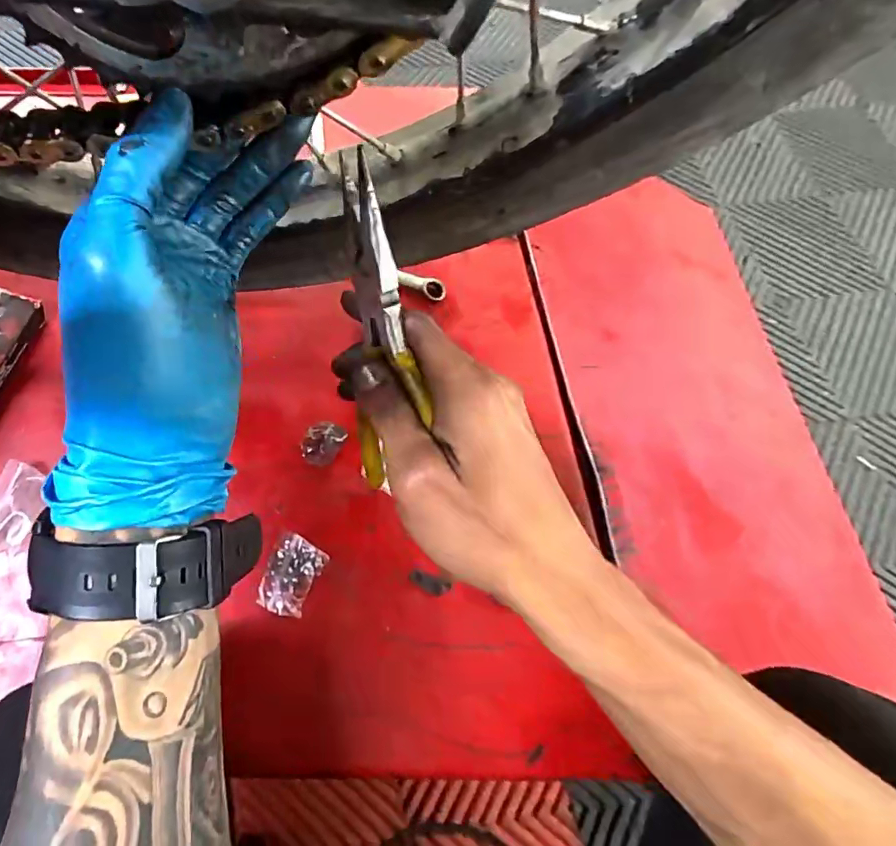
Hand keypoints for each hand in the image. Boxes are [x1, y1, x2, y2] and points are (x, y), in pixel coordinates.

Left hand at [46, 90, 313, 531]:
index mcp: (113, 216)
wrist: (158, 438)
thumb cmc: (129, 351)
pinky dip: (268, 201)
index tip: (231, 77)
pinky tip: (297, 174)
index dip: (191, 114)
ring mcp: (187, 253)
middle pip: (198, 166)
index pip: (153, 148)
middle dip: (239, 132)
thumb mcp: (115, 254)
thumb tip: (169, 107)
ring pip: (228, 193)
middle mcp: (148, 227)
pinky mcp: (219, 277)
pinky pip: (245, 228)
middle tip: (284, 96)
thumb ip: (134, 176)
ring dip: (262, 161)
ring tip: (302, 124)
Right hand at [333, 308, 604, 600]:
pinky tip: (402, 431)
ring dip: (399, 384)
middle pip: (426, 349)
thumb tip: (365, 368)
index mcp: (468, 387)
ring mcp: (502, 406)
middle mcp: (490, 384)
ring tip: (365, 412)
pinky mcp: (505, 427)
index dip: (376, 320)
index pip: (417, 328)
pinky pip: (454, 397)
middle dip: (380, 359)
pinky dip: (421, 402)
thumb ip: (388, 414)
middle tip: (344, 387)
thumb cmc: (477, 528)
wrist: (553, 576)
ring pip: (438, 375)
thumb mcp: (415, 474)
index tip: (343, 325)